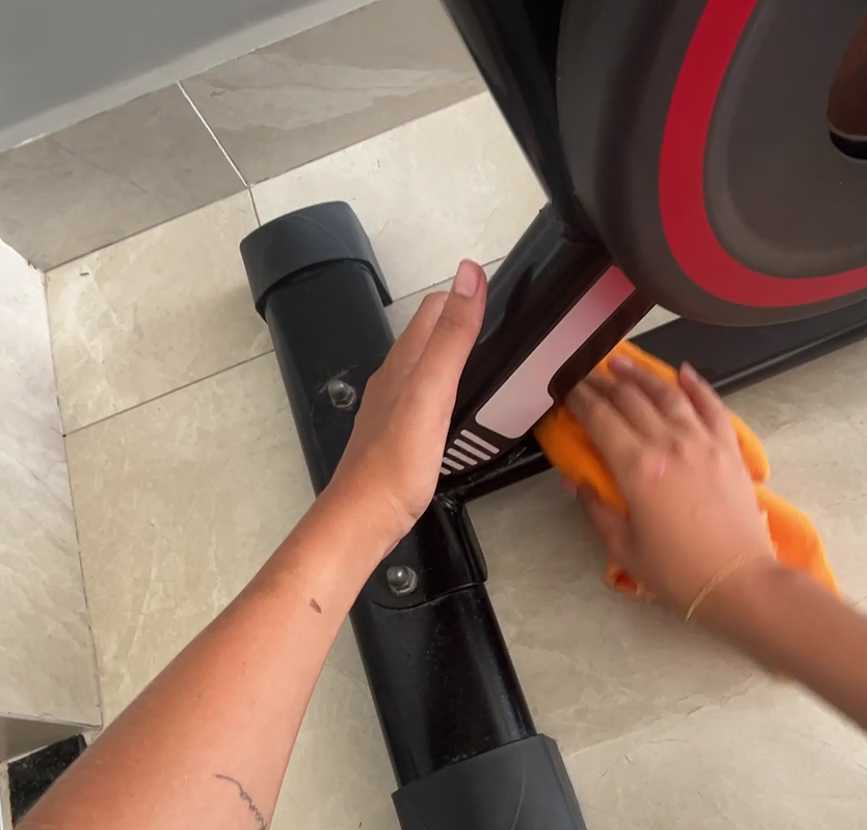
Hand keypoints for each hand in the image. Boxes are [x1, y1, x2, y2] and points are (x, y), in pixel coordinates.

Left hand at [326, 260, 486, 550]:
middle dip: (461, 319)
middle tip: (499, 322)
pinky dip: (445, 388)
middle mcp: (394, 379)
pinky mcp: (398, 436)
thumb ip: (453, 337)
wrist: (366, 517)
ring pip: (425, 366)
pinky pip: (424, 398)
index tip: (500, 292)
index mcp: (403, 363)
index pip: (435, 309)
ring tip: (484, 357)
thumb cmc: (398, 461)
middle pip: (429, 335)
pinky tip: (456, 405)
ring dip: (452, 353)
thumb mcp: (432, 391)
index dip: (466, 295)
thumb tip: (470, 275)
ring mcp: (393, 409)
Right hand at [566, 356, 773, 613]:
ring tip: (622, 363)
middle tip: (586, 376)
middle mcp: (669, 443)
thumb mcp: (624, 548)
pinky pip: (712, 406)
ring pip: (668, 394)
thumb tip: (576, 481)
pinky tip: (683, 373)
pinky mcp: (729, 449)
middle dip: (603, 383)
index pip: (600, 418)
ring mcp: (703, 442)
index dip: (579, 399)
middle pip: (630, 399)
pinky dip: (697, 386)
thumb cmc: (677, 571)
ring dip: (641, 375)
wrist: (739, 580)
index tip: (566, 390)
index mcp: (637, 468)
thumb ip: (597, 509)